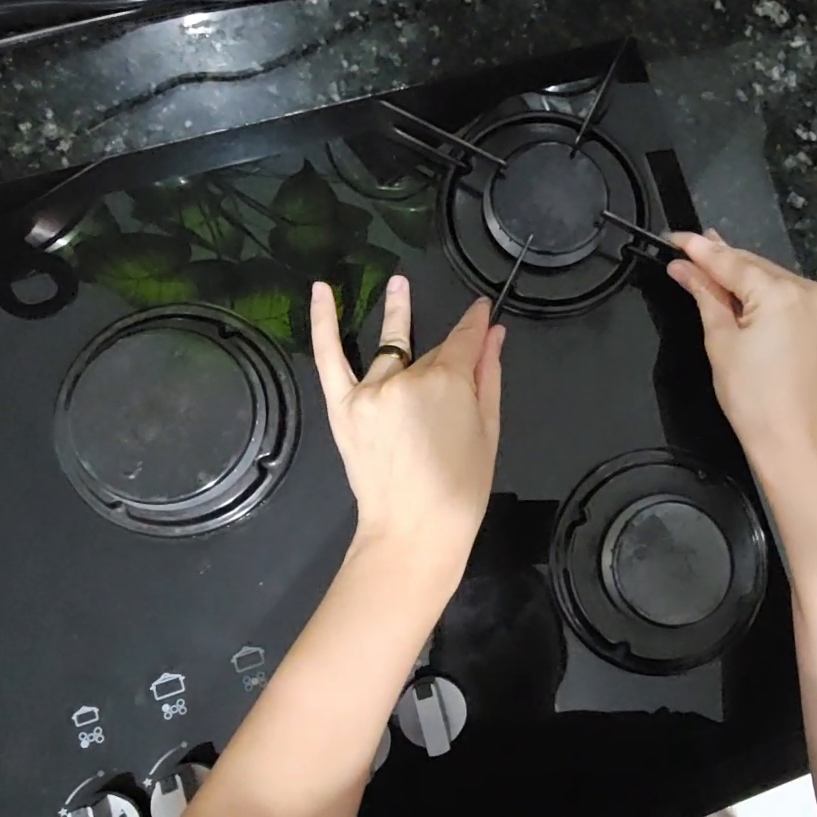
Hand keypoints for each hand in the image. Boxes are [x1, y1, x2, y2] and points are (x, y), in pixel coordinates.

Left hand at [309, 276, 504, 556]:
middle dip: (446, 360)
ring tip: (399, 285)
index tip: (482, 309)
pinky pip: (330, 358)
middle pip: (431, 356)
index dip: (475, 324)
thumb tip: (494, 334)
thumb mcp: (488, 431)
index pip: (464, 340)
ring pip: (394, 357)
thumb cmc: (462, 489)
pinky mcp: (343, 406)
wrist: (413, 532)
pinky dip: (324, 323)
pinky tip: (323, 291)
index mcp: (448, 382)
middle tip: (454, 386)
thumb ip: (488, 376)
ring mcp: (369, 390)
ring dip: (399, 320)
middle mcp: (407, 377)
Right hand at [666, 228, 816, 470]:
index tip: (672, 237)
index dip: (698, 250)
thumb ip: (705, 296)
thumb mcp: (720, 342)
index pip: (730, 262)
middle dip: (718, 259)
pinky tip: (735, 288)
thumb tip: (683, 269)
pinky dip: (757, 291)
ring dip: (737, 274)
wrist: (793, 441)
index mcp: (781, 293)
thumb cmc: (752, 398)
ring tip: (704, 263)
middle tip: (684, 249)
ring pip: (767, 278)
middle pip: (752, 265)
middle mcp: (807, 290)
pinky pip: (782, 295)